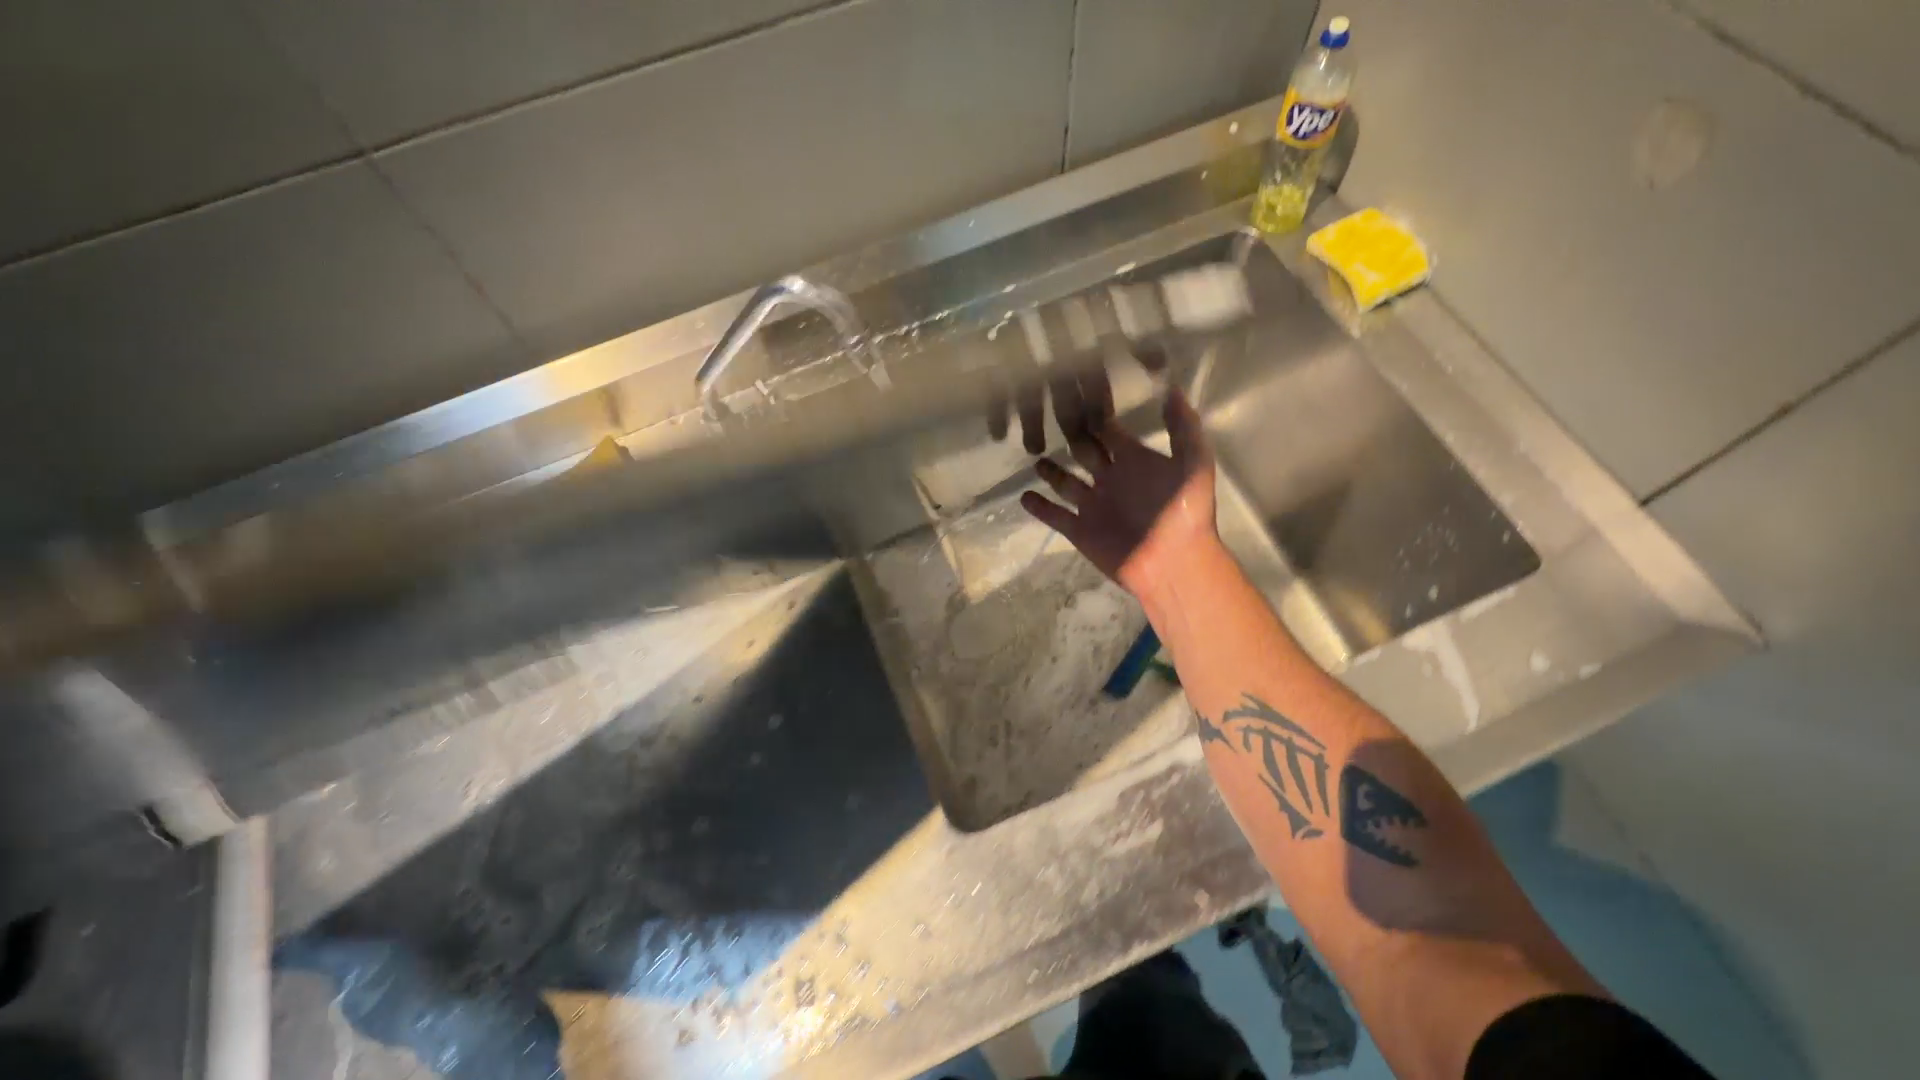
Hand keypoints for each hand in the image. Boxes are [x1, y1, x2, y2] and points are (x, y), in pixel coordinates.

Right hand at [1019, 387, 1218, 613]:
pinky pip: (1055, 515)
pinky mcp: (1080, 530)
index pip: (1110, 429)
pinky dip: (1039, 507)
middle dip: (1069, 435)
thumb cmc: (1186, 514)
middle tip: (1045, 416)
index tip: (1074, 391)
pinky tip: (1024, 497)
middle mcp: (1111, 478)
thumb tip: (1173, 387)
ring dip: (1051, 470)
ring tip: (1034, 455)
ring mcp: (1093, 505)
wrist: (1174, 565)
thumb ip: (1183, 428)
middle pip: (1084, 450)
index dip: (1094, 413)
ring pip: (1065, 481)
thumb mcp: (1194, 464)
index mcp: (1136, 460)